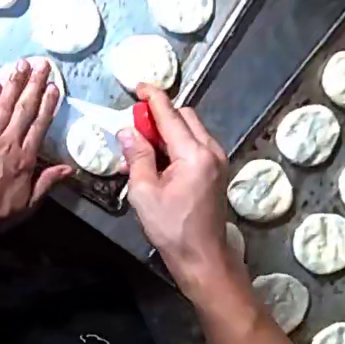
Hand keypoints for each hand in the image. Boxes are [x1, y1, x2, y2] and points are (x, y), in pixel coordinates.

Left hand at [0, 59, 72, 238]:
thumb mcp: (29, 204)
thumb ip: (47, 183)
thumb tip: (69, 168)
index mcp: (25, 158)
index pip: (40, 125)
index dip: (48, 104)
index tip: (54, 86)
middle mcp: (8, 142)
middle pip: (24, 108)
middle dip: (34, 84)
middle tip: (42, 63)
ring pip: (3, 105)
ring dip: (13, 83)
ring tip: (21, 64)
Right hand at [121, 86, 240, 295]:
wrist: (202, 256)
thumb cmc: (171, 228)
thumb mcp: (144, 192)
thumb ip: (137, 156)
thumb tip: (128, 131)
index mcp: (193, 154)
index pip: (170, 114)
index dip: (152, 97)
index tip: (138, 87)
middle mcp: (210, 151)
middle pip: (185, 116)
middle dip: (159, 115)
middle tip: (134, 127)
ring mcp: (217, 161)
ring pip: (191, 129)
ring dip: (167, 130)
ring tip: (142, 148)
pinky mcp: (215, 171)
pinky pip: (195, 145)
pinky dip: (176, 144)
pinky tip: (157, 160)